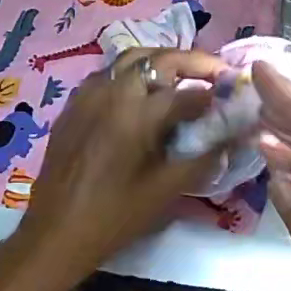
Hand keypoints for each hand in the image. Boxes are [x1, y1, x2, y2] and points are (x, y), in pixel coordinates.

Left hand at [12, 48, 227, 281]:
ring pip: (129, 60)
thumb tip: (232, 137)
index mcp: (137, 113)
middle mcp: (112, 92)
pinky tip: (140, 96)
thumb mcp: (165, 191)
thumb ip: (203, 157)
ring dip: (159, 62)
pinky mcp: (72, 106)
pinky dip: (130, 75)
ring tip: (180, 79)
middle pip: (158, 59)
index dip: (217, 91)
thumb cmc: (114, 216)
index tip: (235, 95)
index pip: (188, 91)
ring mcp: (87, 95)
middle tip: (214, 74)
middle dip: (191, 62)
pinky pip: (106, 75)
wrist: (55, 232)